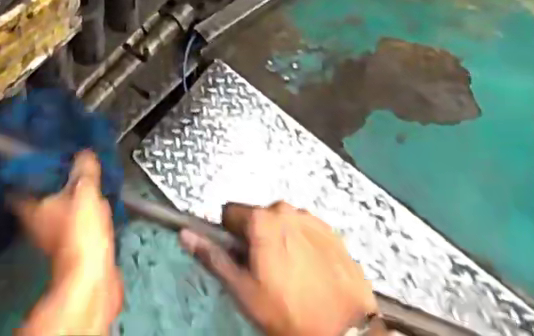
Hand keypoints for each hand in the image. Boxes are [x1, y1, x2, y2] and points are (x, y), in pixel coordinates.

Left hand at [13, 152, 121, 334]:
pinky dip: (82, 218)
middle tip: (60, 166)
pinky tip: (94, 209)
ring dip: (68, 202)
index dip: (20, 174)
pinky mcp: (74, 253)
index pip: (17, 189)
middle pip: (39, 201)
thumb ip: (84, 170)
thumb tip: (84, 151)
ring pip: (59, 214)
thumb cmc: (80, 232)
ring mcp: (56, 241)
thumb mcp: (84, 191)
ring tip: (80, 183)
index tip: (26, 160)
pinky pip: (76, 227)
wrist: (93, 281)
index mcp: (32, 210)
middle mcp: (39, 226)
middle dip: (49, 186)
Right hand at [182, 202, 381, 335]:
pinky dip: (303, 246)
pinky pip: (306, 232)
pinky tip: (310, 275)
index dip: (230, 237)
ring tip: (290, 279)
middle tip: (264, 276)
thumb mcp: (244, 293)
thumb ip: (213, 258)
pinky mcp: (333, 232)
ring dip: (280, 242)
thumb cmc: (289, 315)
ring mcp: (312, 219)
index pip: (230, 213)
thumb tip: (186, 234)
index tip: (240, 263)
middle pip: (257, 217)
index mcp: (261, 219)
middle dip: (256, 240)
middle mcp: (285, 209)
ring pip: (283, 224)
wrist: (347, 334)